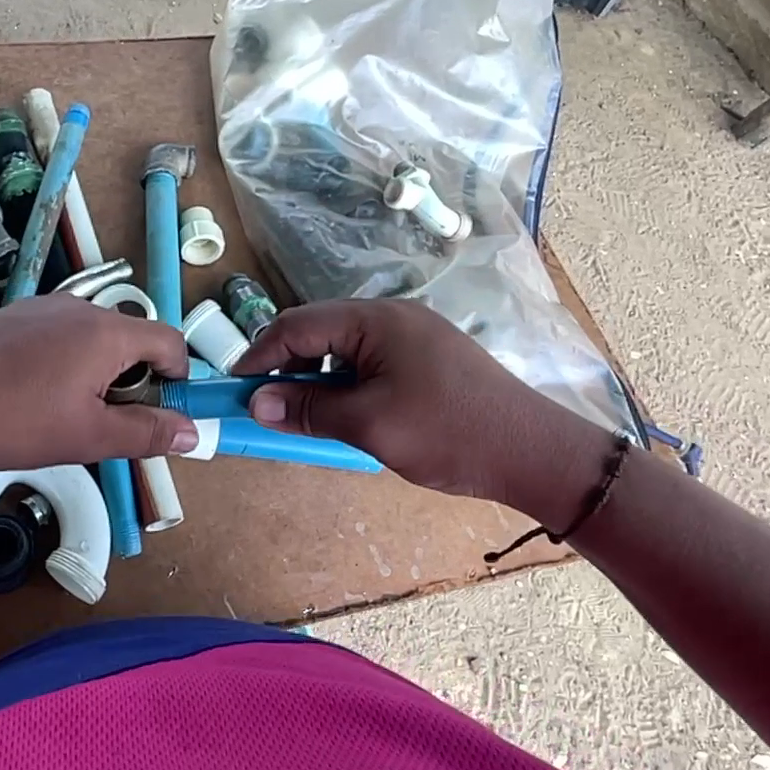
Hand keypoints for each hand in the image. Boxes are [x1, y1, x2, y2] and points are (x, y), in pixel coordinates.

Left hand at [0, 294, 197, 471]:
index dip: (179, 378)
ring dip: (96, 371)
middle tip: (109, 423)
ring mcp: (41, 307)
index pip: (170, 341)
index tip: (166, 412)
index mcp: (107, 332)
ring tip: (64, 413)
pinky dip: (61, 362)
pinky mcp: (11, 316)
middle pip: (130, 338)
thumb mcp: (89, 437)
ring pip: (90, 337)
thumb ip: (147, 432)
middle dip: (133, 379)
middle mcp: (79, 308)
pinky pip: (55, 335)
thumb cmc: (11, 420)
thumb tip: (191, 432)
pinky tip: (30, 396)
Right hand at [235, 299, 618, 521]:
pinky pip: (369, 359)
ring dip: (315, 375)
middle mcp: (392, 316)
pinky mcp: (427, 356)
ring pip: (343, 346)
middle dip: (285, 364)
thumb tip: (257, 403)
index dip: (260, 355)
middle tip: (264, 403)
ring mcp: (413, 334)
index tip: (234, 386)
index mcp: (376, 320)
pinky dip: (344, 381)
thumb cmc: (449, 434)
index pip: (298, 325)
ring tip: (301, 412)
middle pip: (319, 330)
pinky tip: (342, 410)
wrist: (536, 454)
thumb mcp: (370, 424)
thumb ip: (309, 409)